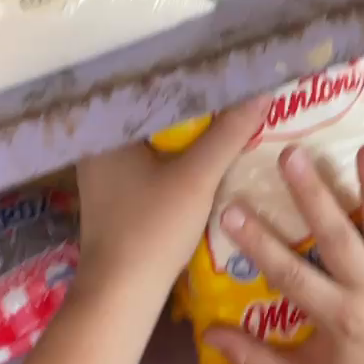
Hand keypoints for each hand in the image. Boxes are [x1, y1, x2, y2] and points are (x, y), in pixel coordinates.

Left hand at [73, 97, 269, 311]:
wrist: (121, 294)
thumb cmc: (152, 229)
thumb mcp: (197, 178)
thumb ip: (229, 134)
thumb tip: (264, 93)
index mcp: (107, 131)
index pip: (152, 88)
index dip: (190, 78)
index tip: (223, 69)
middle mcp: (100, 145)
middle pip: (154, 114)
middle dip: (193, 106)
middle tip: (232, 88)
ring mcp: (106, 173)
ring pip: (155, 140)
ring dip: (188, 133)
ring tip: (227, 114)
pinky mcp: (118, 195)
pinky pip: (152, 162)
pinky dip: (178, 156)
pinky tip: (206, 154)